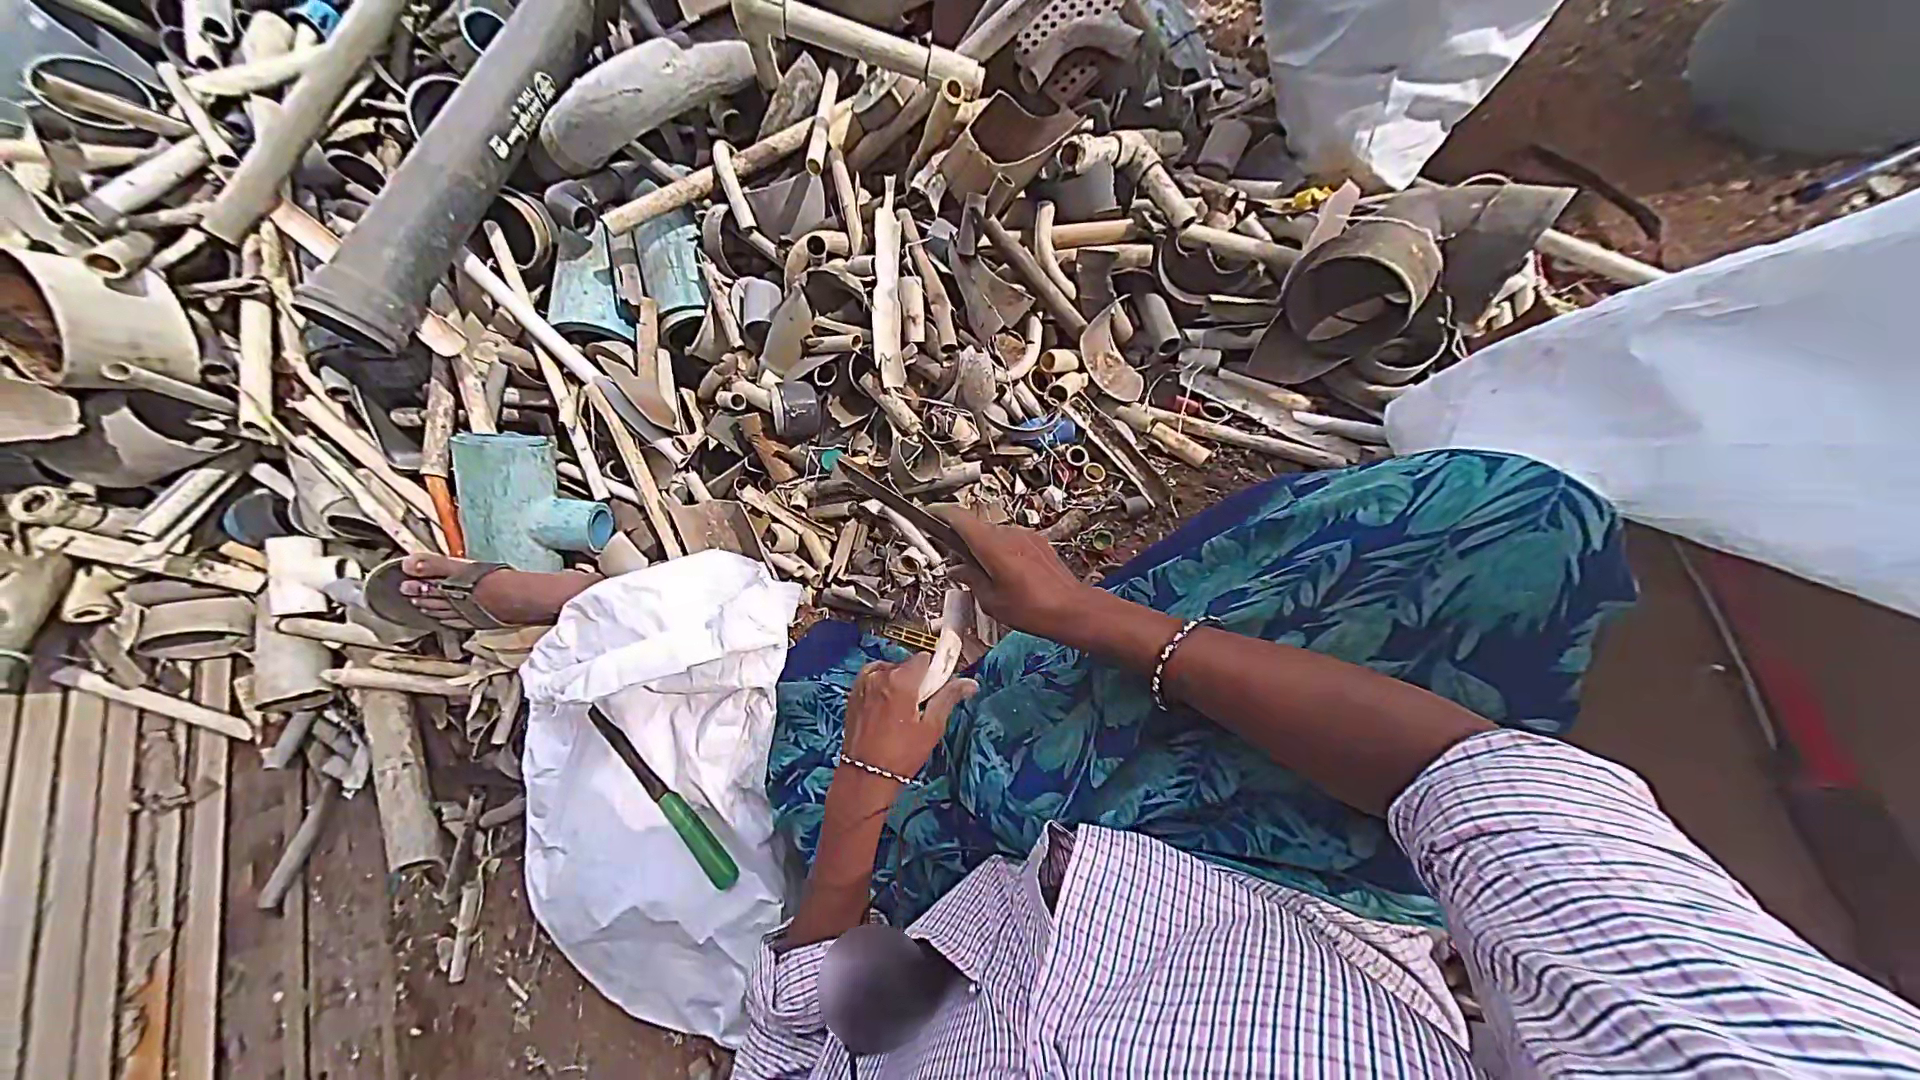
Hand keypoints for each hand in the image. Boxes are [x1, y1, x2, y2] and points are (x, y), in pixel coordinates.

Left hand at [842, 652, 976, 782]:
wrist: (865, 776)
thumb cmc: (902, 754)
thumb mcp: (932, 727)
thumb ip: (949, 697)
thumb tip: (971, 683)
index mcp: (900, 680)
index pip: (924, 659)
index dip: (933, 673)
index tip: (935, 690)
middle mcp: (879, 675)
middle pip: (905, 665)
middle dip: (915, 680)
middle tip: (919, 706)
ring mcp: (862, 683)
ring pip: (888, 671)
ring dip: (896, 682)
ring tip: (900, 710)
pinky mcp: (852, 694)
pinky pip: (871, 679)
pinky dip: (880, 686)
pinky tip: (885, 706)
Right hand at [934, 507, 1098, 644]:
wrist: (1073, 609)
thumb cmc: (1033, 610)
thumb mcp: (992, 601)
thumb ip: (971, 580)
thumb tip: (958, 570)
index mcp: (992, 547)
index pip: (960, 518)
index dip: (941, 514)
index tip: (930, 515)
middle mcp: (1009, 534)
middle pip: (976, 526)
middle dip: (962, 539)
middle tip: (955, 560)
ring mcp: (1026, 535)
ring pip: (994, 533)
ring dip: (983, 546)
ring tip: (983, 572)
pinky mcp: (1038, 541)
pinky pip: (1011, 539)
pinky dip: (1001, 549)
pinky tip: (1005, 571)